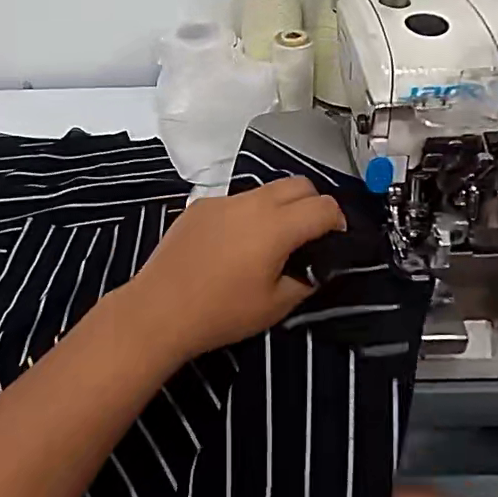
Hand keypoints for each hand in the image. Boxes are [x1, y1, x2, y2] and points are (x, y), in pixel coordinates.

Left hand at [117, 177, 344, 361]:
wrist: (159, 309)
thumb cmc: (221, 312)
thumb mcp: (276, 306)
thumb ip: (306, 279)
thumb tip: (316, 265)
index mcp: (276, 226)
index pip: (323, 206)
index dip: (337, 223)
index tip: (333, 242)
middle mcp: (251, 203)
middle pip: (299, 184)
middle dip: (313, 205)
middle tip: (308, 237)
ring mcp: (222, 200)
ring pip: (266, 189)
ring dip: (280, 207)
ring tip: (269, 243)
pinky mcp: (199, 205)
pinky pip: (236, 200)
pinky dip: (247, 214)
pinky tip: (233, 245)